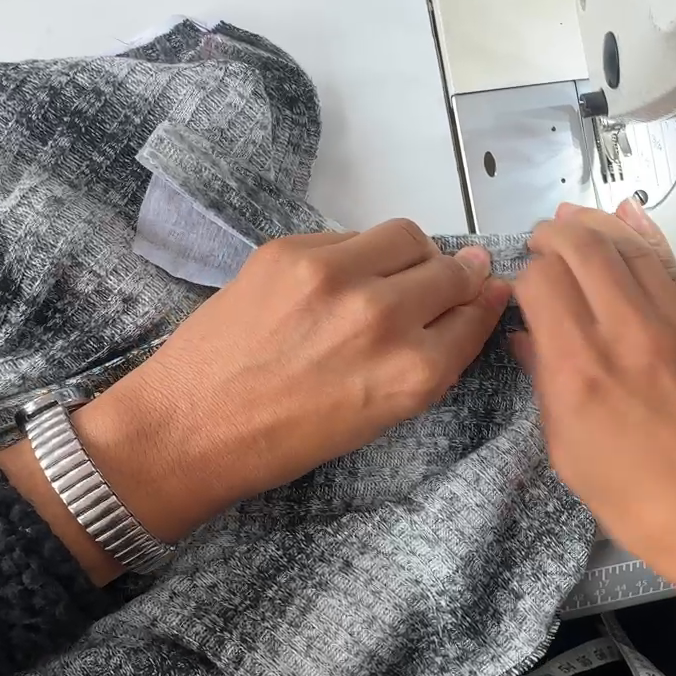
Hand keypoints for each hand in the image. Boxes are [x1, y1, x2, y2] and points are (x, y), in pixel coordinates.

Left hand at [0, 220, 509, 582]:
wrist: (191, 425)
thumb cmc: (292, 440)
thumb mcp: (382, 418)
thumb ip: (433, 361)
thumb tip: (471, 302)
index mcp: (413, 373)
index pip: (476, 316)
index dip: (483, 305)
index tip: (482, 297)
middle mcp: (384, 317)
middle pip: (452, 271)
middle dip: (454, 280)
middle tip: (432, 292)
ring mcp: (335, 275)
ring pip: (408, 236)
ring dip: (412, 256)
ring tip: (386, 280)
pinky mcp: (291, 249)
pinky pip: (352, 235)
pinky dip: (359, 255)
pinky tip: (333, 285)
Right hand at [512, 202, 675, 675]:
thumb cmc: (638, 505)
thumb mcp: (568, 454)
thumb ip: (544, 384)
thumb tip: (527, 338)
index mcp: (580, 372)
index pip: (542, 282)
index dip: (523, 276)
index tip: (521, 290)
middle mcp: (627, 335)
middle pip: (583, 249)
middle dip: (553, 235)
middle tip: (540, 240)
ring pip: (630, 247)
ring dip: (596, 227)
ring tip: (574, 222)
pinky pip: (673, 267)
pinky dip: (645, 237)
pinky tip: (627, 217)